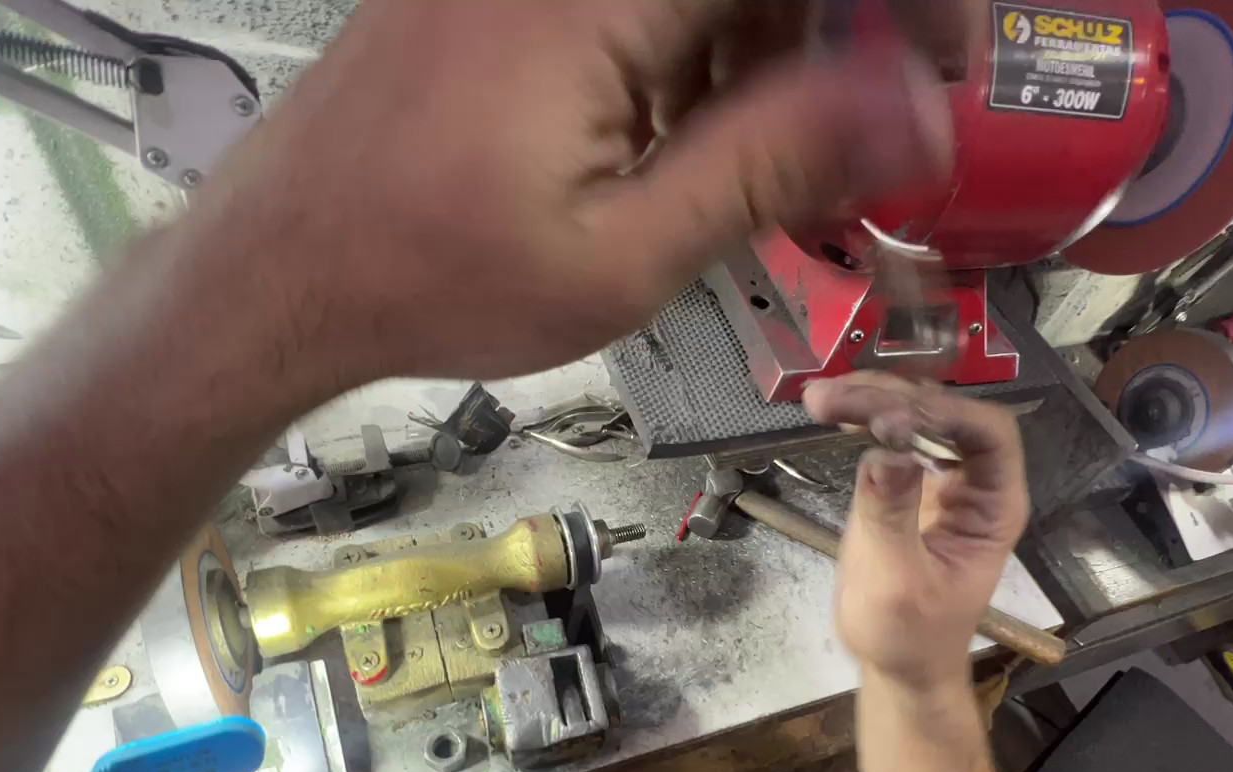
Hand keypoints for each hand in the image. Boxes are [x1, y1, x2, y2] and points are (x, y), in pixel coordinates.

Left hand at [184, 0, 952, 400]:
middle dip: (828, 47)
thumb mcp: (625, 255)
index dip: (901, 4)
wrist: (289, 272)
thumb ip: (769, 165)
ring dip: (758, 68)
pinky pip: (640, 10)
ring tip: (745, 180)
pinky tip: (675, 151)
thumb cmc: (438, 283)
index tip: (942, 73)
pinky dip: (688, 68)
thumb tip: (911, 113)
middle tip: (842, 160)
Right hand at [803, 373, 1030, 684]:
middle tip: (831, 397)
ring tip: (820, 398)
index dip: (943, 414)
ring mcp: (938, 482)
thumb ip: (891, 518)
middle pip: (945, 415)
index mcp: (992, 507)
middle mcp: (972, 484)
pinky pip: (889, 439)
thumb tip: (883, 452)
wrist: (897, 661)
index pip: (987, 434)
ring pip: (915, 418)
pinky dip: (861, 420)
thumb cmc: (908, 636)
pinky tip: (832, 412)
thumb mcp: (897, 584)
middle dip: (891, 398)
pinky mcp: (904, 487)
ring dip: (870, 400)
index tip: (883, 416)